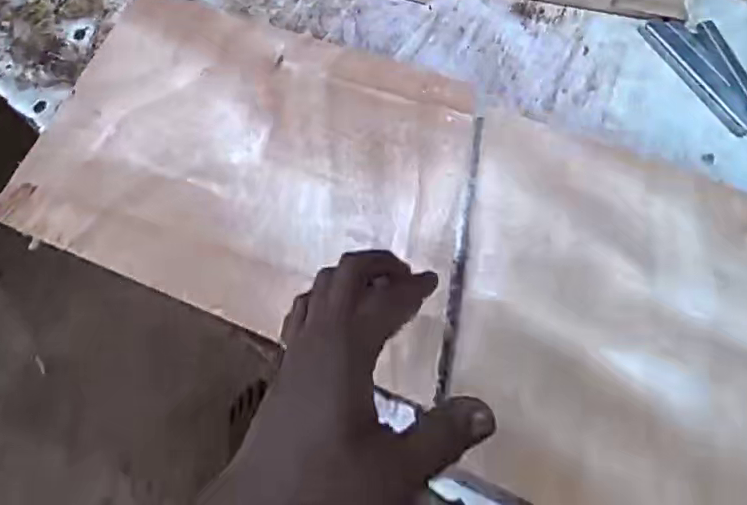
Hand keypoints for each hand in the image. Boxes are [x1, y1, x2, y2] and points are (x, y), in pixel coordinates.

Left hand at [198, 250, 495, 504]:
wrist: (261, 504)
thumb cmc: (328, 485)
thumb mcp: (395, 470)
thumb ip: (441, 436)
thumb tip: (485, 409)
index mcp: (344, 348)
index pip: (383, 300)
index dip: (410, 287)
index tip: (433, 280)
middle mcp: (316, 336)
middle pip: (344, 275)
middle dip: (376, 265)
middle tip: (406, 275)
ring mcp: (294, 348)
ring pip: (319, 287)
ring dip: (349, 278)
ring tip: (376, 290)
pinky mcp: (283, 366)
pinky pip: (304, 310)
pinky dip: (325, 299)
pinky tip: (335, 323)